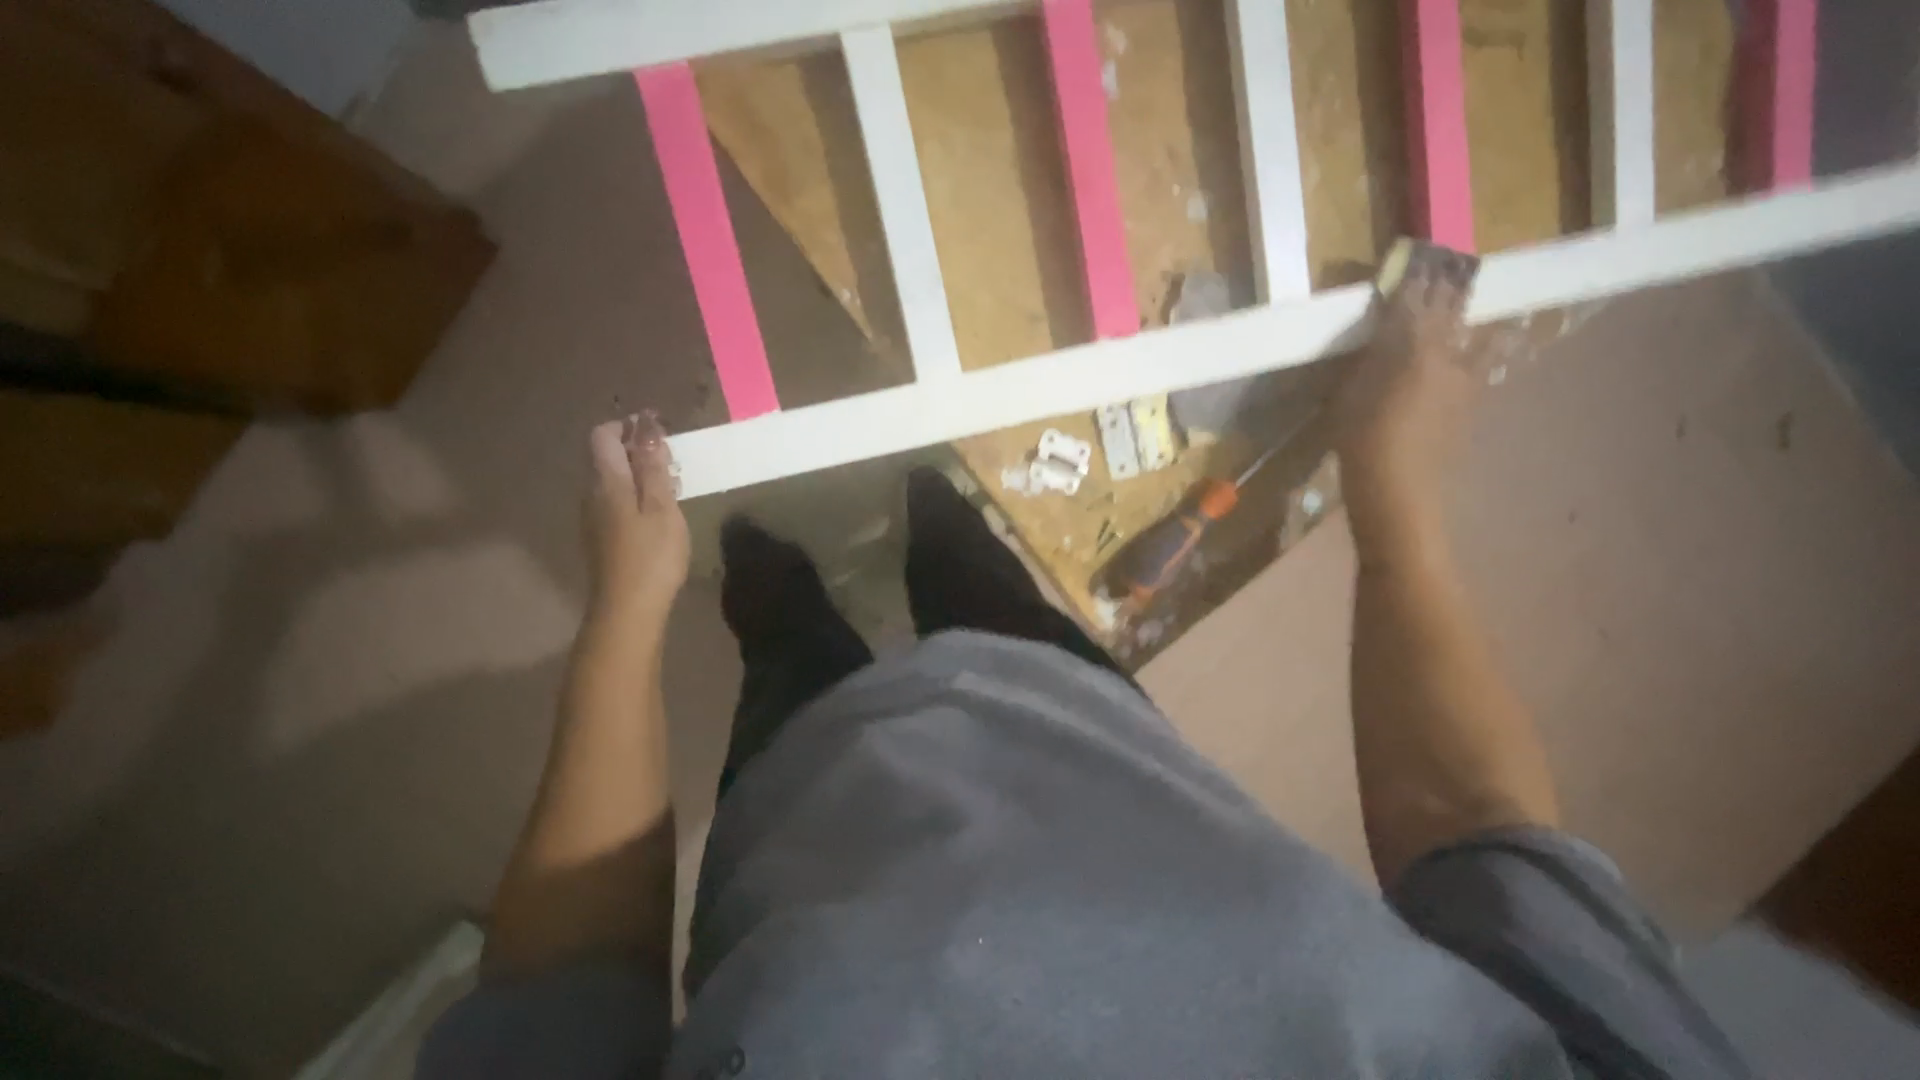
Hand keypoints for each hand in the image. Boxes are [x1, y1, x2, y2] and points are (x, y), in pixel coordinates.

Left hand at [586, 412, 689, 616]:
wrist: (628, 609)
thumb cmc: (651, 555)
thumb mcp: (662, 506)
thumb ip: (653, 465)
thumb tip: (646, 425)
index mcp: (606, 481)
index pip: (603, 435)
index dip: (628, 426)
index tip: (660, 431)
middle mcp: (591, 493)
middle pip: (606, 457)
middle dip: (636, 449)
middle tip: (672, 460)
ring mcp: (592, 518)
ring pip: (611, 481)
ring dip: (638, 474)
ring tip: (671, 486)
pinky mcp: (599, 538)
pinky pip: (614, 502)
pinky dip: (635, 496)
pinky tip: (658, 514)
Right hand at [1333, 247, 1485, 560]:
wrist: (1399, 493)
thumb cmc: (1362, 442)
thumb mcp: (1349, 395)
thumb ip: (1368, 359)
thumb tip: (1380, 335)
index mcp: (1414, 348)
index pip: (1414, 302)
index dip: (1414, 280)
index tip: (1418, 258)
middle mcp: (1448, 357)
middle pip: (1451, 314)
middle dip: (1449, 291)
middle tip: (1453, 268)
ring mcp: (1466, 383)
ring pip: (1478, 340)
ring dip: (1475, 322)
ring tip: (1480, 312)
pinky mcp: (1471, 409)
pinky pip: (1480, 368)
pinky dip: (1480, 354)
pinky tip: (1479, 355)